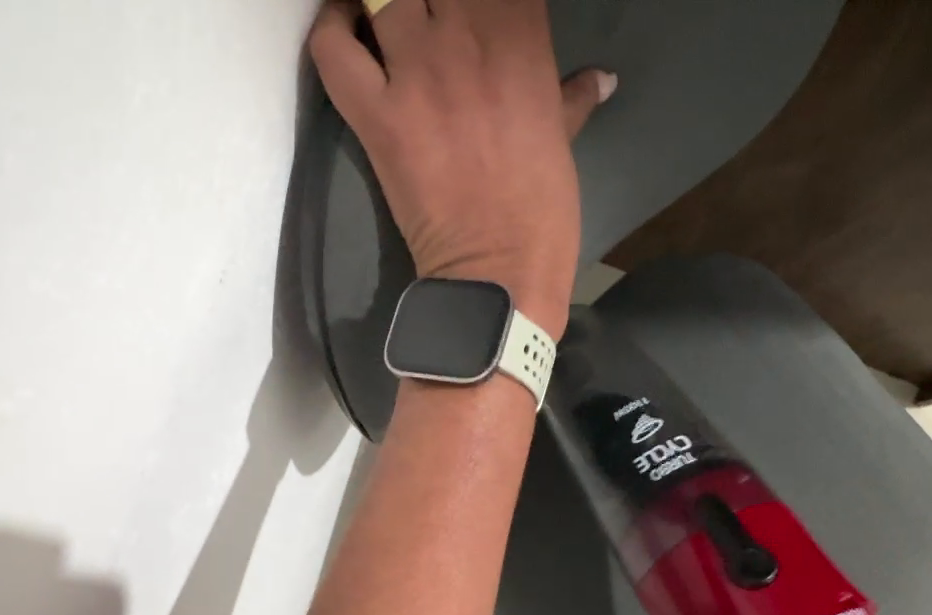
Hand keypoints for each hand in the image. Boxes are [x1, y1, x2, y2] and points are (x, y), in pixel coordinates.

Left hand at [308, 0, 616, 337]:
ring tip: (381, 18)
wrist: (500, 271)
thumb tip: (599, 78)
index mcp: (522, 35)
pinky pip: (333, 47)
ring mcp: (416, 73)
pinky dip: (332, 29)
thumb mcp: (564, 142)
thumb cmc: (542, 211)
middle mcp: (466, 35)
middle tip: (424, 18)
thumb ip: (572, 98)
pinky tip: (345, 31)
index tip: (470, 11)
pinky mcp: (375, 113)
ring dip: (379, 3)